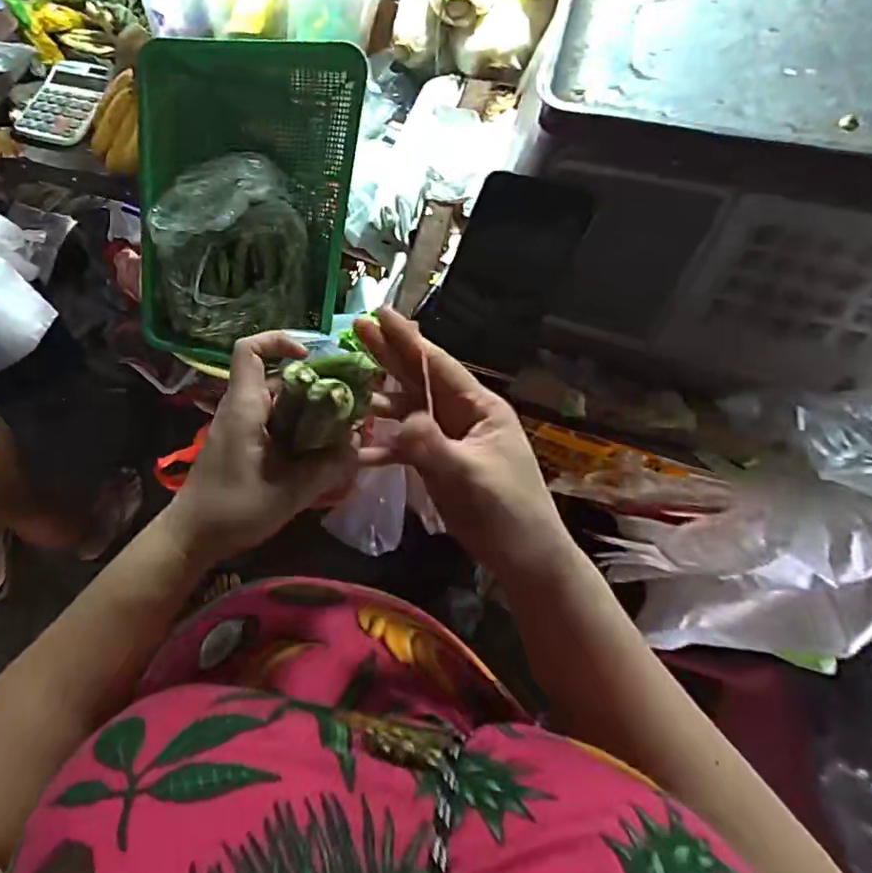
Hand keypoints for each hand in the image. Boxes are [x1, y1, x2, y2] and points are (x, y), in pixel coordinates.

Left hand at [165, 332, 357, 565]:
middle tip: (350, 404)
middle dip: (315, 385)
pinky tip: (323, 454)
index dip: (278, 341)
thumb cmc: (232, 509)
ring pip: (280, 403)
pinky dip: (299, 431)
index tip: (311, 358)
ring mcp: (241, 427)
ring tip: (345, 431)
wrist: (192, 535)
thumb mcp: (286, 493)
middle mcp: (241, 409)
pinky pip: (275, 424)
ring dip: (311, 412)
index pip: (249, 350)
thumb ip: (325, 468)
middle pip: (278, 378)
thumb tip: (358, 446)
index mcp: (244, 407)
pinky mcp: (244, 444)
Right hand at [355, 307, 575, 579]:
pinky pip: (403, 442)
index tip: (380, 313)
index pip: (436, 365)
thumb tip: (400, 420)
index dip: (406, 338)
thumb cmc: (507, 513)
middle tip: (355, 327)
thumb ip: (431, 446)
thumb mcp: (469, 476)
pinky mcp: (436, 461)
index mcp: (478, 408)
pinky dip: (380, 442)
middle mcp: (461, 415)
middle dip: (388, 353)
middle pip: (418, 377)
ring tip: (345, 380)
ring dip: (377, 397)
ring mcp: (447, 438)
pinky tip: (354, 442)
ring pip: (407, 408)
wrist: (525, 559)